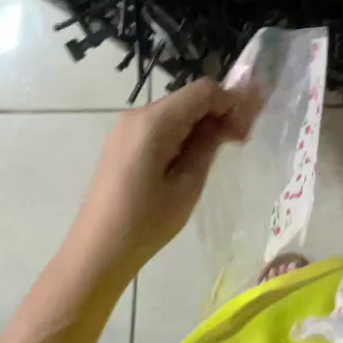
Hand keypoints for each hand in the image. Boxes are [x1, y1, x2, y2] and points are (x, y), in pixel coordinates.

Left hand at [66, 79, 250, 276]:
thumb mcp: (187, 185)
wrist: (96, 252)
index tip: (246, 132)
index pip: (204, 90)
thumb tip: (232, 119)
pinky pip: (162, 124)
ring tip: (217, 153)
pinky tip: (191, 158)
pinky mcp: (123, 141)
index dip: (232, 103)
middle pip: (190, 97)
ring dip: (202, 123)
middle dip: (219, 113)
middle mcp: (138, 114)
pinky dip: (183, 132)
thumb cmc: (145, 223)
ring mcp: (126, 127)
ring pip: (177, 110)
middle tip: (239, 142)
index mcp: (154, 122)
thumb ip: (210, 144)